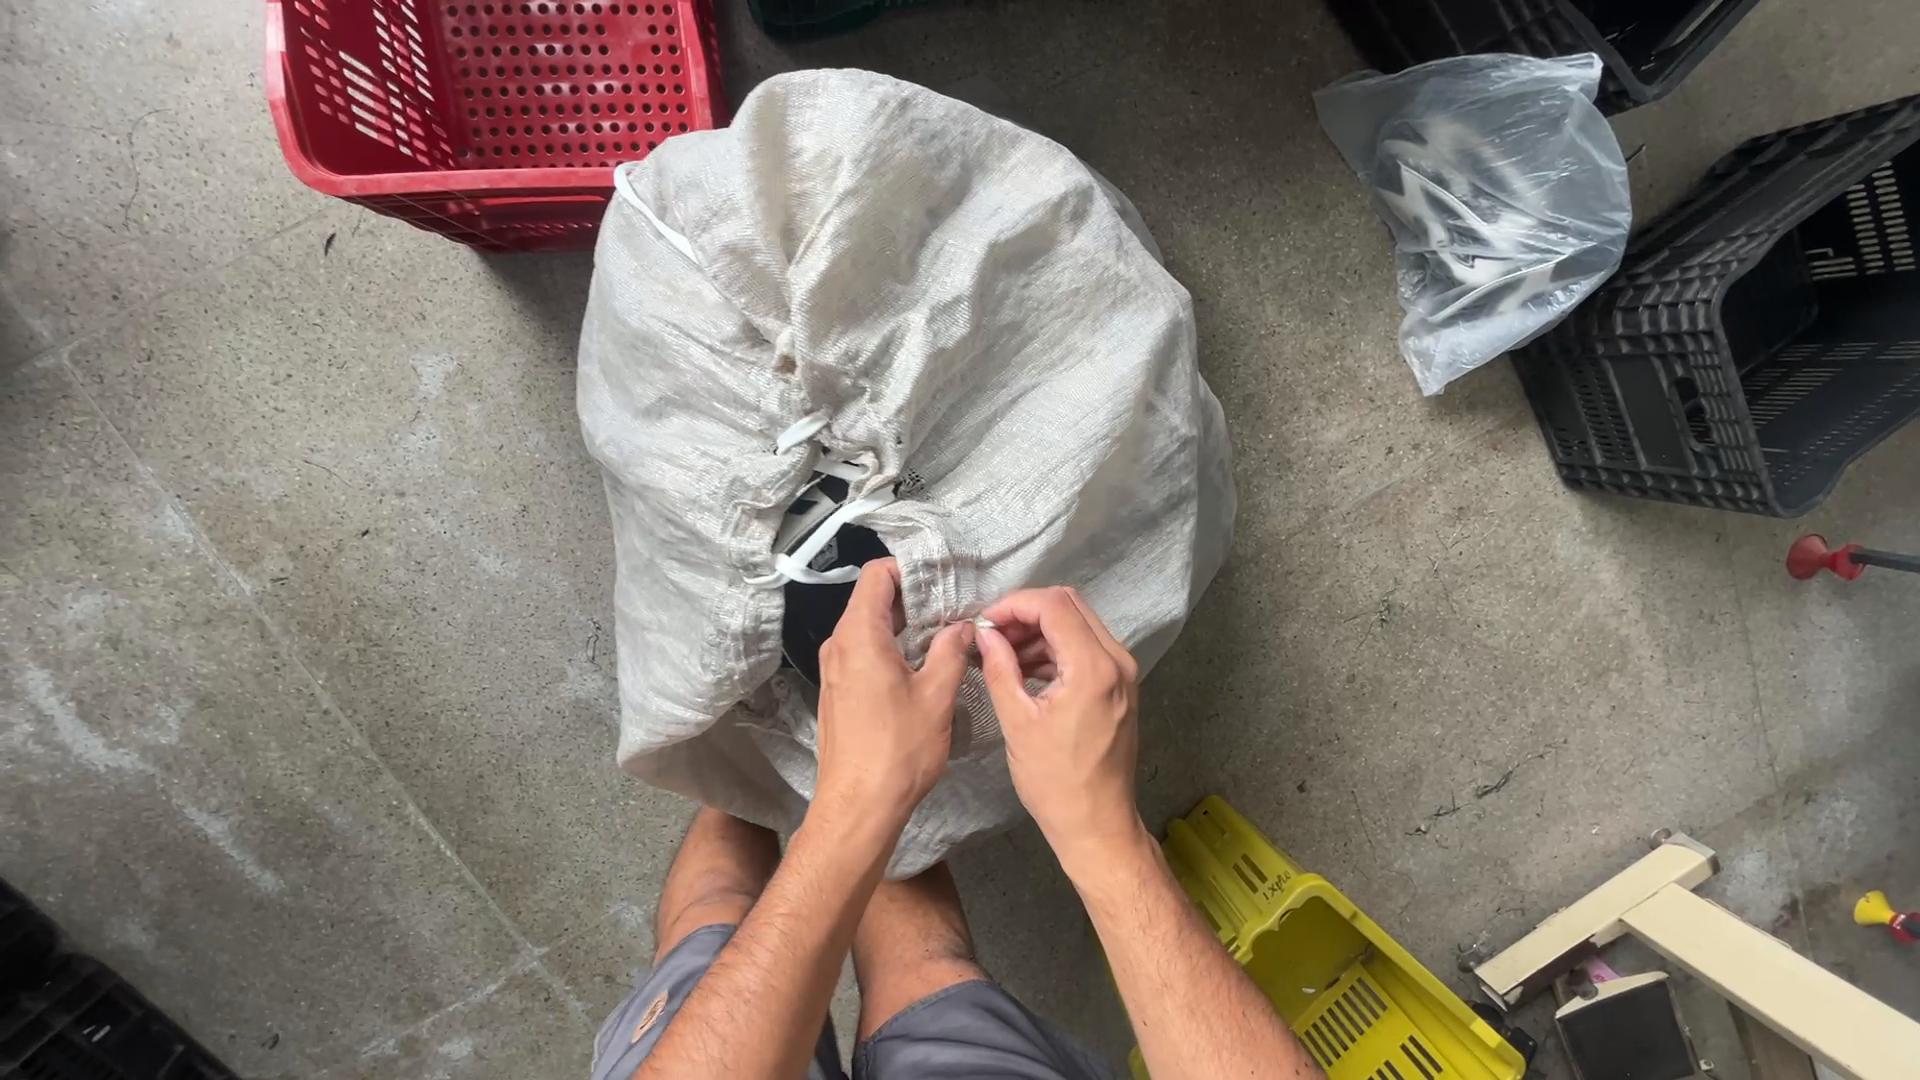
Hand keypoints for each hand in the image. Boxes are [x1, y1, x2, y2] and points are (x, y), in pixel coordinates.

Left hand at [813, 558, 974, 833]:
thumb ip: (951, 651)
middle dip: (912, 597)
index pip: (876, 575)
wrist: (857, 807)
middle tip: (953, 608)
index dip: (908, 569)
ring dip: (903, 624)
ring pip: (868, 627)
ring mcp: (834, 669)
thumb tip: (964, 626)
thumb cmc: (898, 748)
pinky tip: (920, 664)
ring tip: (943, 634)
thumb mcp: (936, 695)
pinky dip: (890, 647)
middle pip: (872, 599)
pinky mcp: (837, 690)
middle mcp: (839, 644)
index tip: (942, 580)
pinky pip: (863, 652)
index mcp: (858, 635)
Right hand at [975, 587, 1144, 873]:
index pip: (1053, 606)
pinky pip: (1086, 647)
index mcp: (1093, 668)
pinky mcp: (1121, 685)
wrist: (1097, 824)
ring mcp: (1123, 672)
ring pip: (1078, 623)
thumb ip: (1000, 669)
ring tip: (1003, 654)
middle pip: (1069, 605)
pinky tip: (1026, 669)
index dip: (1014, 605)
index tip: (985, 623)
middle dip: (1026, 612)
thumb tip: (984, 634)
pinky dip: (1056, 648)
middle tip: (992, 635)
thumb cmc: (1055, 781)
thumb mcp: (1017, 723)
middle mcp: (1117, 661)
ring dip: (1040, 630)